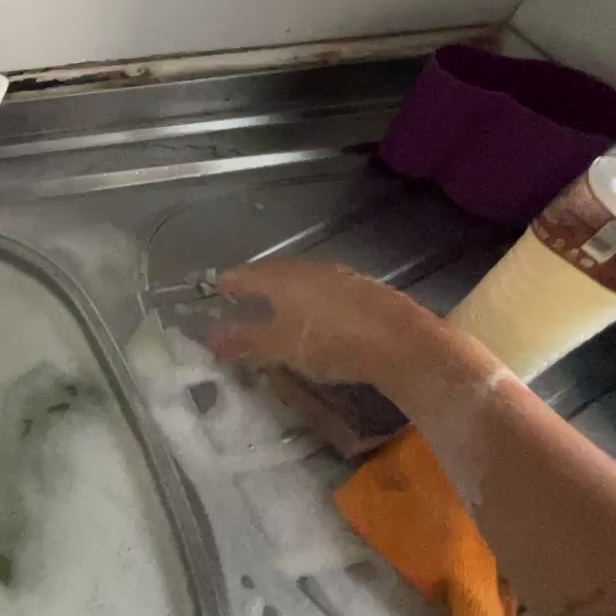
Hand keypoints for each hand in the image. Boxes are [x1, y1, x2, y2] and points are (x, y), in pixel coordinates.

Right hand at [195, 260, 453, 387]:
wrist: (405, 345)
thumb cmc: (330, 342)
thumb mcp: (278, 347)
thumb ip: (242, 339)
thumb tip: (210, 336)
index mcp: (279, 277)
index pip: (241, 274)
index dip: (226, 286)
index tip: (217, 299)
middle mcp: (307, 268)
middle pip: (271, 275)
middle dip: (256, 290)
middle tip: (245, 308)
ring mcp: (340, 276)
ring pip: (301, 282)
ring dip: (287, 296)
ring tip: (280, 316)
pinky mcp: (366, 290)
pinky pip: (327, 292)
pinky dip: (314, 303)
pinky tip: (320, 322)